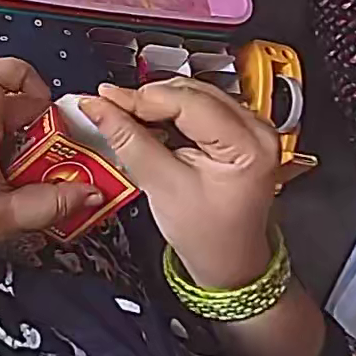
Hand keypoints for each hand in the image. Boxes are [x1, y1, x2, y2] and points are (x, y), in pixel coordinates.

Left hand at [0, 58, 102, 284]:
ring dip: (27, 143)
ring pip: (1, 121)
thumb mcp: (3, 220)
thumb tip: (92, 192)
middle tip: (61, 158)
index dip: (26, 77)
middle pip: (8, 99)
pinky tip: (18, 186)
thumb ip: (51, 203)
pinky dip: (10, 155)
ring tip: (44, 178)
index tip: (49, 111)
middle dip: (41, 124)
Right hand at [78, 78, 280, 287]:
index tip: (106, 97)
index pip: (186, 102)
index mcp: (247, 146)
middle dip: (146, 98)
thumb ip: (128, 140)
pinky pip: (198, 105)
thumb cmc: (208, 237)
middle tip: (109, 105)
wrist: (230, 262)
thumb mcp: (162, 186)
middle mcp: (257, 130)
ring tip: (124, 113)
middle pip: (190, 93)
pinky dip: (169, 110)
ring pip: (192, 94)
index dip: (141, 98)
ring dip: (156, 102)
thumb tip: (98, 107)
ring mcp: (251, 127)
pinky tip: (148, 120)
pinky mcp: (238, 129)